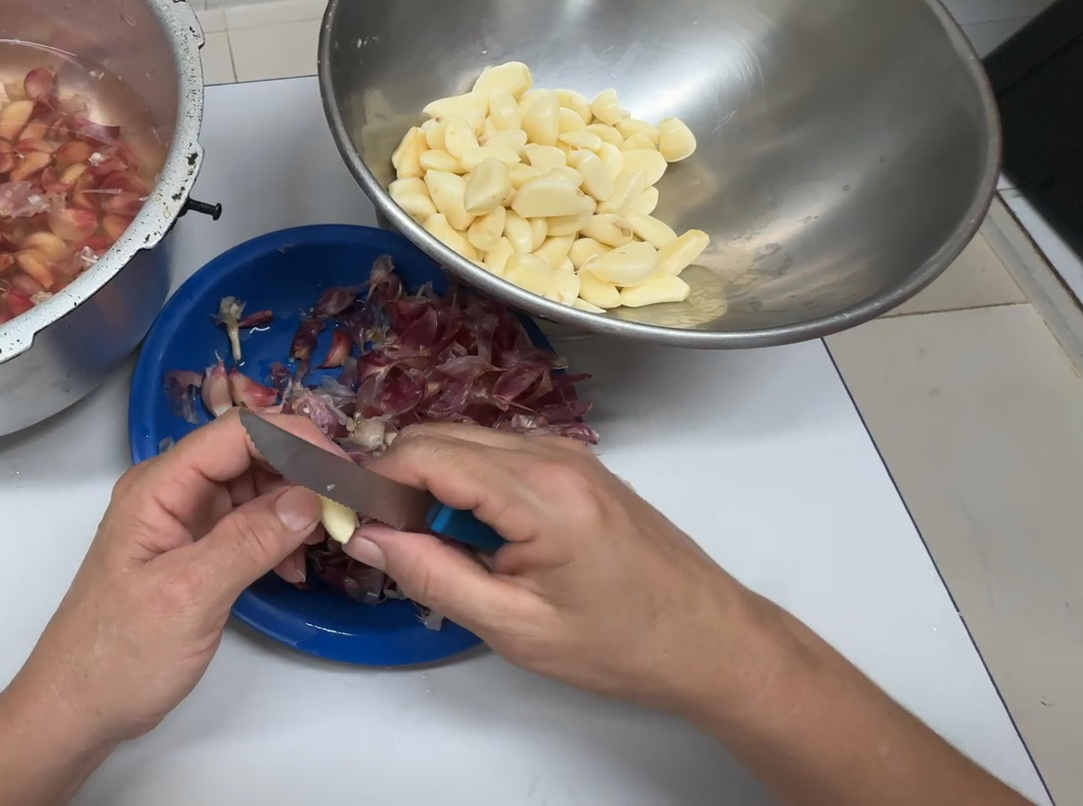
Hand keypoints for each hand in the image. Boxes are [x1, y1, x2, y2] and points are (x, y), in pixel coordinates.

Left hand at [11, 413, 324, 743]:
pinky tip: (298, 566)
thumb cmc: (120, 652)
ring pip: (250, 489)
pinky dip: (277, 537)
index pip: (234, 434)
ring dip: (293, 506)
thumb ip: (248, 541)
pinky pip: (245, 525)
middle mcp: (171, 490)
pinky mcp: (193, 550)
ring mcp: (182, 520)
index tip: (341, 467)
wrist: (78, 705)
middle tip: (350, 502)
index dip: (291, 438)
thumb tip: (310, 498)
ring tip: (332, 534)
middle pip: (245, 455)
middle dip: (299, 471)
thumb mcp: (189, 595)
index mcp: (158, 485)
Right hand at [341, 424, 780, 712]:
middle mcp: (548, 452)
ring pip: (458, 437)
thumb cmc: (618, 646)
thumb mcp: (513, 629)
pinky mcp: (568, 457)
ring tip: (441, 539)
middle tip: (397, 537)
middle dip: (398, 478)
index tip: (362, 522)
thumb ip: (429, 575)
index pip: (425, 454)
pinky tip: (477, 527)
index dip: (378, 481)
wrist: (719, 643)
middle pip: (435, 436)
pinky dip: (461, 476)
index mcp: (538, 493)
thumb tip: (363, 537)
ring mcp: (561, 448)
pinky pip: (488, 449)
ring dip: (429, 478)